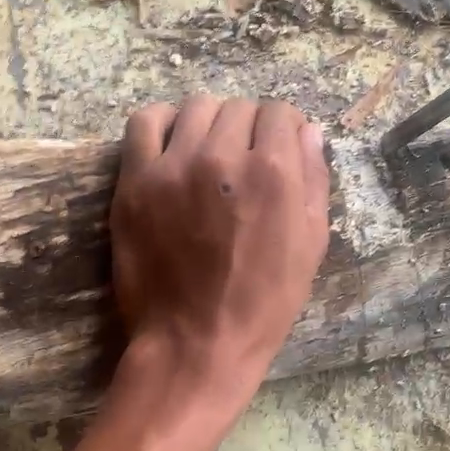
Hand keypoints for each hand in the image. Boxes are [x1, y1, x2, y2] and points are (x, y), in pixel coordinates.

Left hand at [109, 96, 330, 416]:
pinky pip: (145, 122)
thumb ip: (313, 180)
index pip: (280, 113)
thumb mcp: (311, 245)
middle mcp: (222, 156)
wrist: (195, 343)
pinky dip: (163, 123)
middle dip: (250, 129)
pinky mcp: (135, 180)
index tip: (278, 151)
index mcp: (272, 172)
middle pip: (240, 108)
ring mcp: (173, 165)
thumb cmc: (263, 302)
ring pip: (196, 107)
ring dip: (210, 123)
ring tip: (208, 154)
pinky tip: (172, 146)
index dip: (284, 131)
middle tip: (243, 163)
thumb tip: (309, 132)